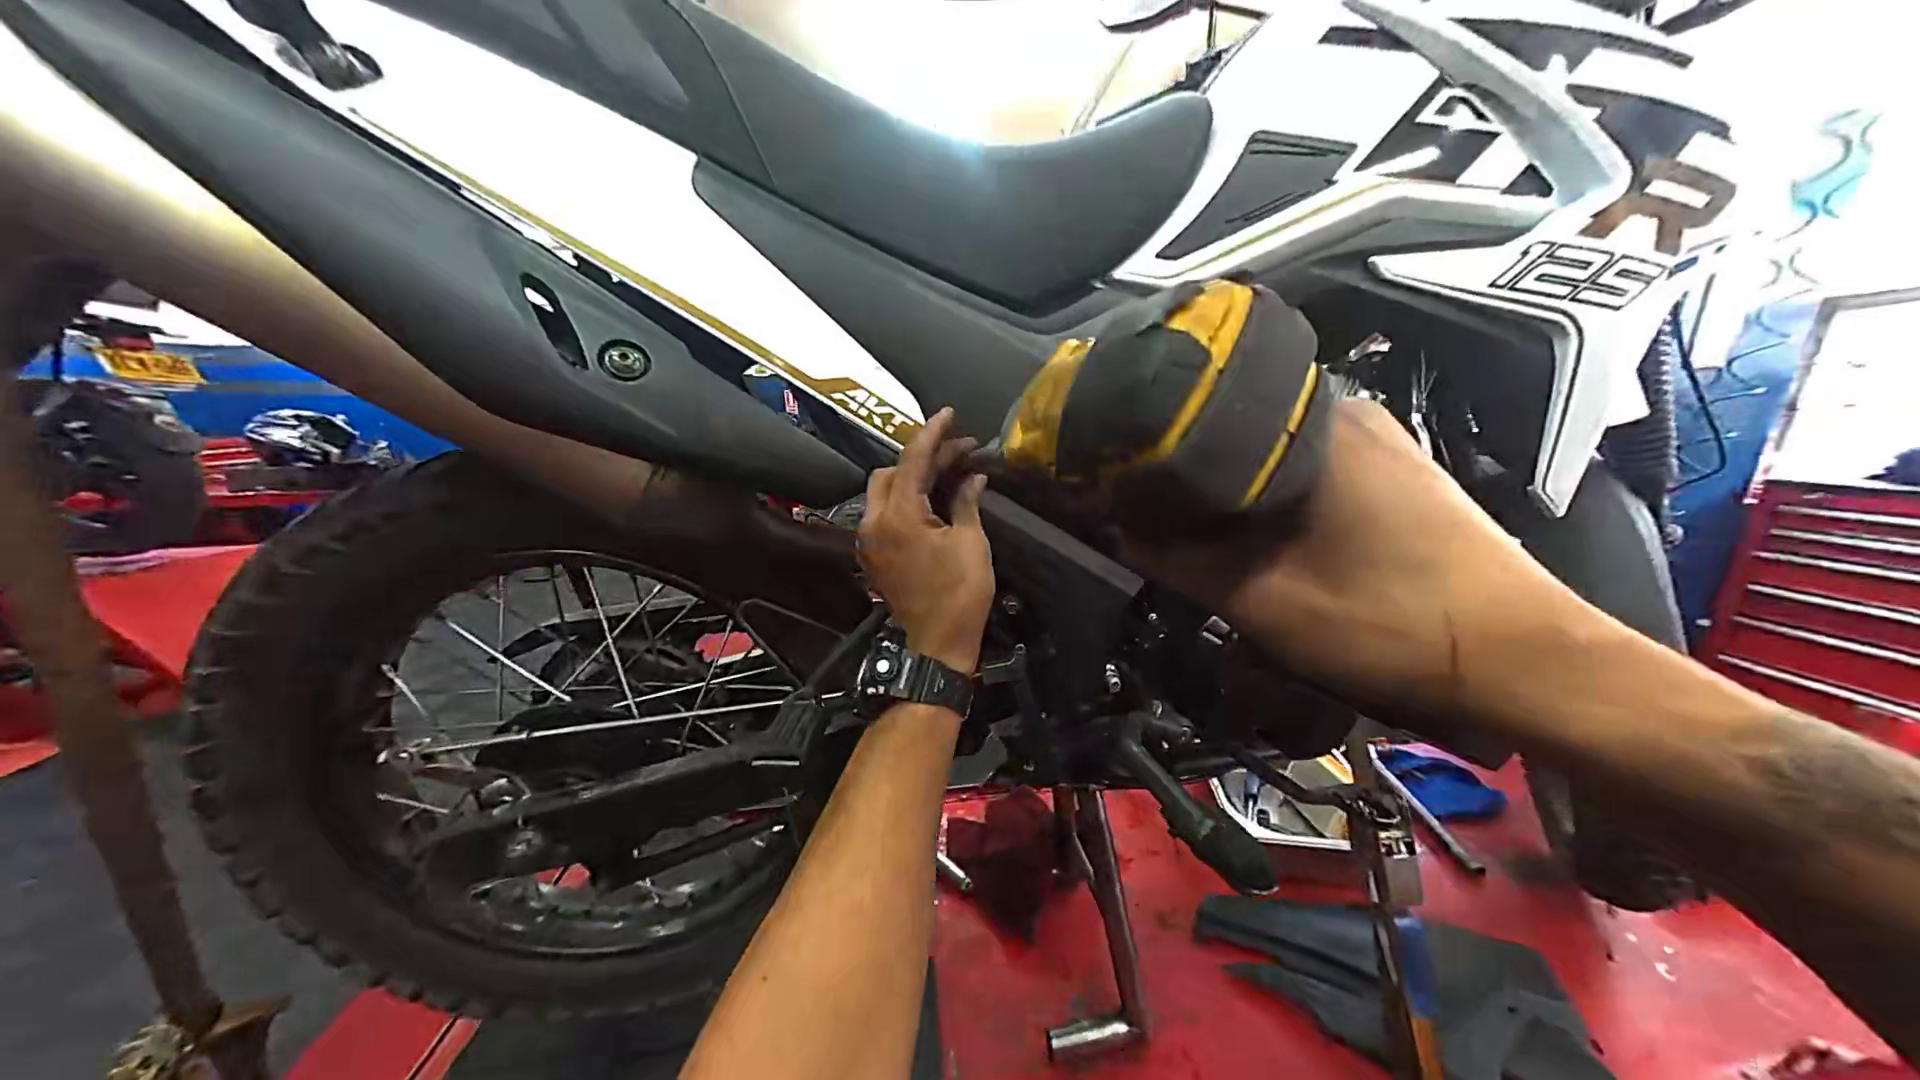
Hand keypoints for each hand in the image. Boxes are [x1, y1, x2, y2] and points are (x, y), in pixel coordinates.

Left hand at [857, 408, 993, 673]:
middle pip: (892, 471)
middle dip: (923, 456)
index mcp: (899, 516)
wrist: (938, 644)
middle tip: (959, 453)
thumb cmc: (961, 593)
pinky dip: (903, 498)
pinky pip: (882, 513)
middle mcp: (874, 523)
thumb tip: (973, 477)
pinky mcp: (873, 555)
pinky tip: (929, 498)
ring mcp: (869, 540)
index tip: (949, 415)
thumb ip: (965, 502)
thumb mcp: (970, 542)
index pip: (912, 461)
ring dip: (910, 476)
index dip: (933, 434)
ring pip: (883, 491)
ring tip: (946, 472)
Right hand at [1130, 398, 1599, 724]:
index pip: (1201, 418)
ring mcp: (1382, 440)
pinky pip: (1313, 471)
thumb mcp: (1261, 599)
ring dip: (1237, 491)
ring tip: (1202, 529)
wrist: (1526, 659)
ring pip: (1274, 456)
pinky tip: (1268, 536)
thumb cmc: (1389, 622)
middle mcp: (1349, 412)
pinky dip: (1277, 497)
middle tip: (1156, 517)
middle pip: (1237, 435)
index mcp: (1314, 424)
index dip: (1156, 455)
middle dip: (1195, 476)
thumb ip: (1180, 559)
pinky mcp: (1400, 472)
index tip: (1123, 488)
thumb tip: (1118, 528)